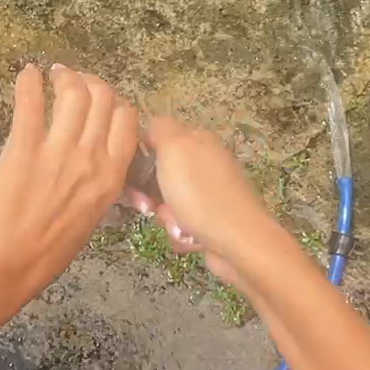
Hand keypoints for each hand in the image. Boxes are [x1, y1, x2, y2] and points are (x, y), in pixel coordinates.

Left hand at [0, 65, 136, 299]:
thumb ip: (102, 184)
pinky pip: (30, 103)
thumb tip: (103, 162)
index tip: (100, 100)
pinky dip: (29, 82)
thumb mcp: (93, 216)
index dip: (115, 102)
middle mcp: (91, 158)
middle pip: (103, 98)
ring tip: (54, 73)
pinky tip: (27, 74)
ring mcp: (58, 151)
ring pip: (74, 93)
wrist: (11, 264)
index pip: (128, 120)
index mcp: (112, 177)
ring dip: (65, 76)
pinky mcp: (23, 149)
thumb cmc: (52, 250)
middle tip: (75, 80)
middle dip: (91, 82)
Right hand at [138, 117, 276, 279]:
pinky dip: (180, 231)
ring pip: (168, 200)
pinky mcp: (212, 217)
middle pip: (160, 172)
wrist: (238, 241)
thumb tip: (150, 128)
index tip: (131, 176)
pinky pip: (183, 221)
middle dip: (150, 192)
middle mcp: (205, 161)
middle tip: (149, 206)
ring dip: (165, 215)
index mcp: (197, 139)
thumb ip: (158, 129)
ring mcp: (210, 190)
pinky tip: (188, 236)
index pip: (155, 137)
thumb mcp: (174, 149)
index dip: (138, 156)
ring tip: (176, 225)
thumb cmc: (200, 194)